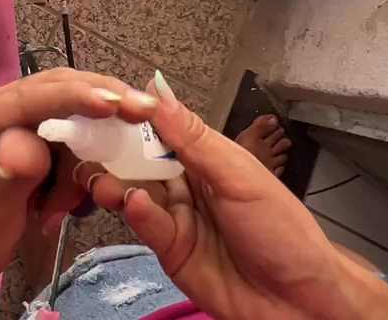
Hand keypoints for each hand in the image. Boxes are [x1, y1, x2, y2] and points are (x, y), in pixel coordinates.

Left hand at [0, 69, 159, 319]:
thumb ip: (8, 174)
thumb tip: (30, 141)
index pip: (32, 96)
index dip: (74, 96)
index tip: (113, 102)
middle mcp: (5, 108)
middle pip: (61, 89)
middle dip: (103, 99)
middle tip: (146, 110)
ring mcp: (24, 121)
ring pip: (75, 119)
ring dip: (81, 162)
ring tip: (59, 210)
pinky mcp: (40, 138)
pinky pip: (75, 143)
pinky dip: (80, 172)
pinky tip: (61, 207)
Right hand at [85, 73, 387, 319]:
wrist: (303, 303)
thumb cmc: (280, 227)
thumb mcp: (238, 174)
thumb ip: (193, 137)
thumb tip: (157, 89)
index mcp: (204, 156)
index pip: (161, 129)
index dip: (133, 117)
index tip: (103, 103)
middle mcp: (186, 183)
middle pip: (141, 161)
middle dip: (113, 151)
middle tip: (83, 141)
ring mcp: (177, 218)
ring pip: (137, 192)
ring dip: (116, 183)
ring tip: (97, 178)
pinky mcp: (171, 252)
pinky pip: (148, 226)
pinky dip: (137, 213)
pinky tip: (134, 204)